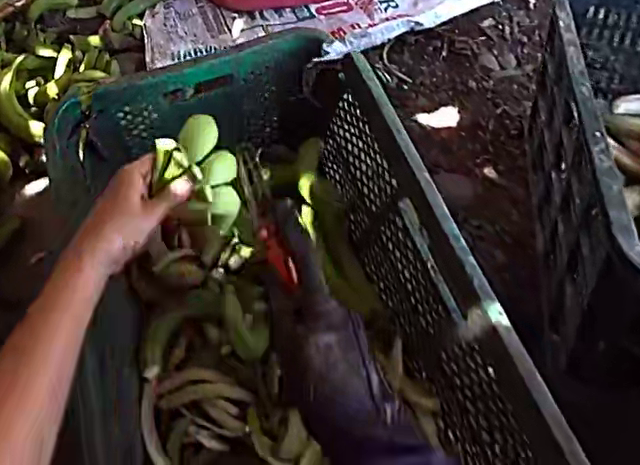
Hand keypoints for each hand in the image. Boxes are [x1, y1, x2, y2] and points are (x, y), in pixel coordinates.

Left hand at [69, 156, 189, 278]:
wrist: (93, 256)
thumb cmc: (123, 230)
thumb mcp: (151, 214)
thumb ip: (170, 196)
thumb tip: (189, 179)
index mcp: (132, 173)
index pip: (157, 157)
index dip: (176, 162)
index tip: (195, 172)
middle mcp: (125, 179)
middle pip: (153, 173)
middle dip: (172, 182)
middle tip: (196, 190)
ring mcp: (121, 195)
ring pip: (148, 190)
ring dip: (164, 197)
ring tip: (188, 205)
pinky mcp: (120, 211)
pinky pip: (142, 202)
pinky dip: (154, 208)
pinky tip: (169, 219)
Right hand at [261, 201, 437, 463]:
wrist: (371, 436)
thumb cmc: (322, 394)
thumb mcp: (289, 350)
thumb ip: (280, 306)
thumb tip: (268, 269)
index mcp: (322, 303)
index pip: (303, 254)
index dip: (288, 227)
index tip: (275, 204)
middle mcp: (340, 304)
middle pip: (308, 276)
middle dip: (287, 270)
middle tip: (267, 264)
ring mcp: (351, 321)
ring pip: (315, 299)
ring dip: (297, 300)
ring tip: (282, 322)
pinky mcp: (355, 338)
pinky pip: (324, 316)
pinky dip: (309, 318)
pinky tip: (303, 342)